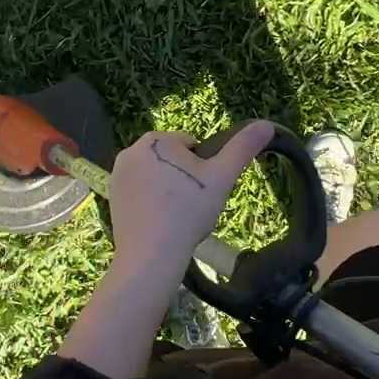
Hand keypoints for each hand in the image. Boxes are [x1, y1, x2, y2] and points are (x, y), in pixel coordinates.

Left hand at [106, 122, 274, 278]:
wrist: (151, 254)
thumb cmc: (188, 211)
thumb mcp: (222, 176)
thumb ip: (243, 147)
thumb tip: (266, 124)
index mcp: (155, 140)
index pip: (189, 145)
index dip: (202, 167)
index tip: (202, 189)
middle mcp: (130, 151)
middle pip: (171, 160)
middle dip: (183, 177)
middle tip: (193, 204)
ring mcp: (117, 176)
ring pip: (156, 176)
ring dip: (168, 189)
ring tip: (178, 215)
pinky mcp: (111, 198)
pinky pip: (141, 193)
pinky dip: (152, 203)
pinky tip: (161, 222)